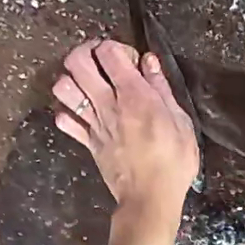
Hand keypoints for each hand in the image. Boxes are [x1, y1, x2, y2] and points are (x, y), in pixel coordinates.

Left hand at [54, 40, 199, 224]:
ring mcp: (94, 123)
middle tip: (102, 63)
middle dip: (86, 52)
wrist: (151, 197)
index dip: (117, 47)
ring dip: (72, 79)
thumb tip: (149, 62)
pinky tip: (82, 113)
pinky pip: (63, 120)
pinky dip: (67, 111)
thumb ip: (161, 88)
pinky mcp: (87, 142)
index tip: (133, 61)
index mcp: (134, 95)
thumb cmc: (174, 161)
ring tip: (89, 85)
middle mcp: (108, 104)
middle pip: (77, 62)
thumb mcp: (181, 121)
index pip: (108, 52)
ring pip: (63, 87)